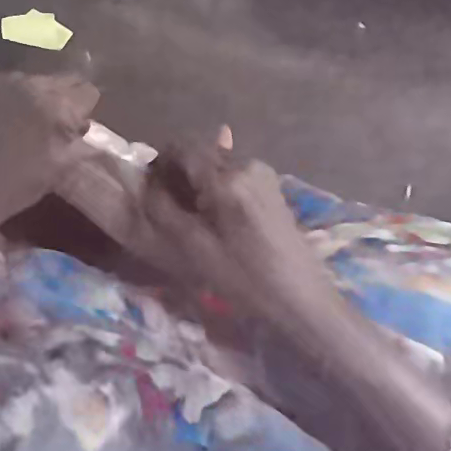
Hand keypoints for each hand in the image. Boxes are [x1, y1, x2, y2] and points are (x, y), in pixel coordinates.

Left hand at [0, 71, 99, 227]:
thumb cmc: (24, 181)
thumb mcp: (65, 164)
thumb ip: (86, 141)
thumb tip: (100, 133)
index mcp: (55, 104)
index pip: (88, 92)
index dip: (87, 111)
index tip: (79, 130)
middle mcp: (34, 84)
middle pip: (68, 81)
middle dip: (70, 102)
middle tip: (61, 129)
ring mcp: (12, 81)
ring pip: (47, 81)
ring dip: (49, 98)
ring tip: (39, 125)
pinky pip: (26, 82)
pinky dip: (29, 96)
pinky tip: (22, 118)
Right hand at [67, 129, 346, 337]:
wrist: (303, 301)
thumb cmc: (244, 278)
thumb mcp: (192, 245)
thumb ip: (162, 207)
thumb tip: (148, 183)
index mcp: (226, 178)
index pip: (179, 148)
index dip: (159, 165)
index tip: (154, 192)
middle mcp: (246, 165)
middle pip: (197, 151)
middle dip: (178, 172)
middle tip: (172, 207)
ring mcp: (263, 173)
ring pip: (213, 161)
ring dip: (197, 179)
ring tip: (197, 215)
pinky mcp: (271, 185)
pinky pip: (231, 172)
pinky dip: (216, 184)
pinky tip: (218, 213)